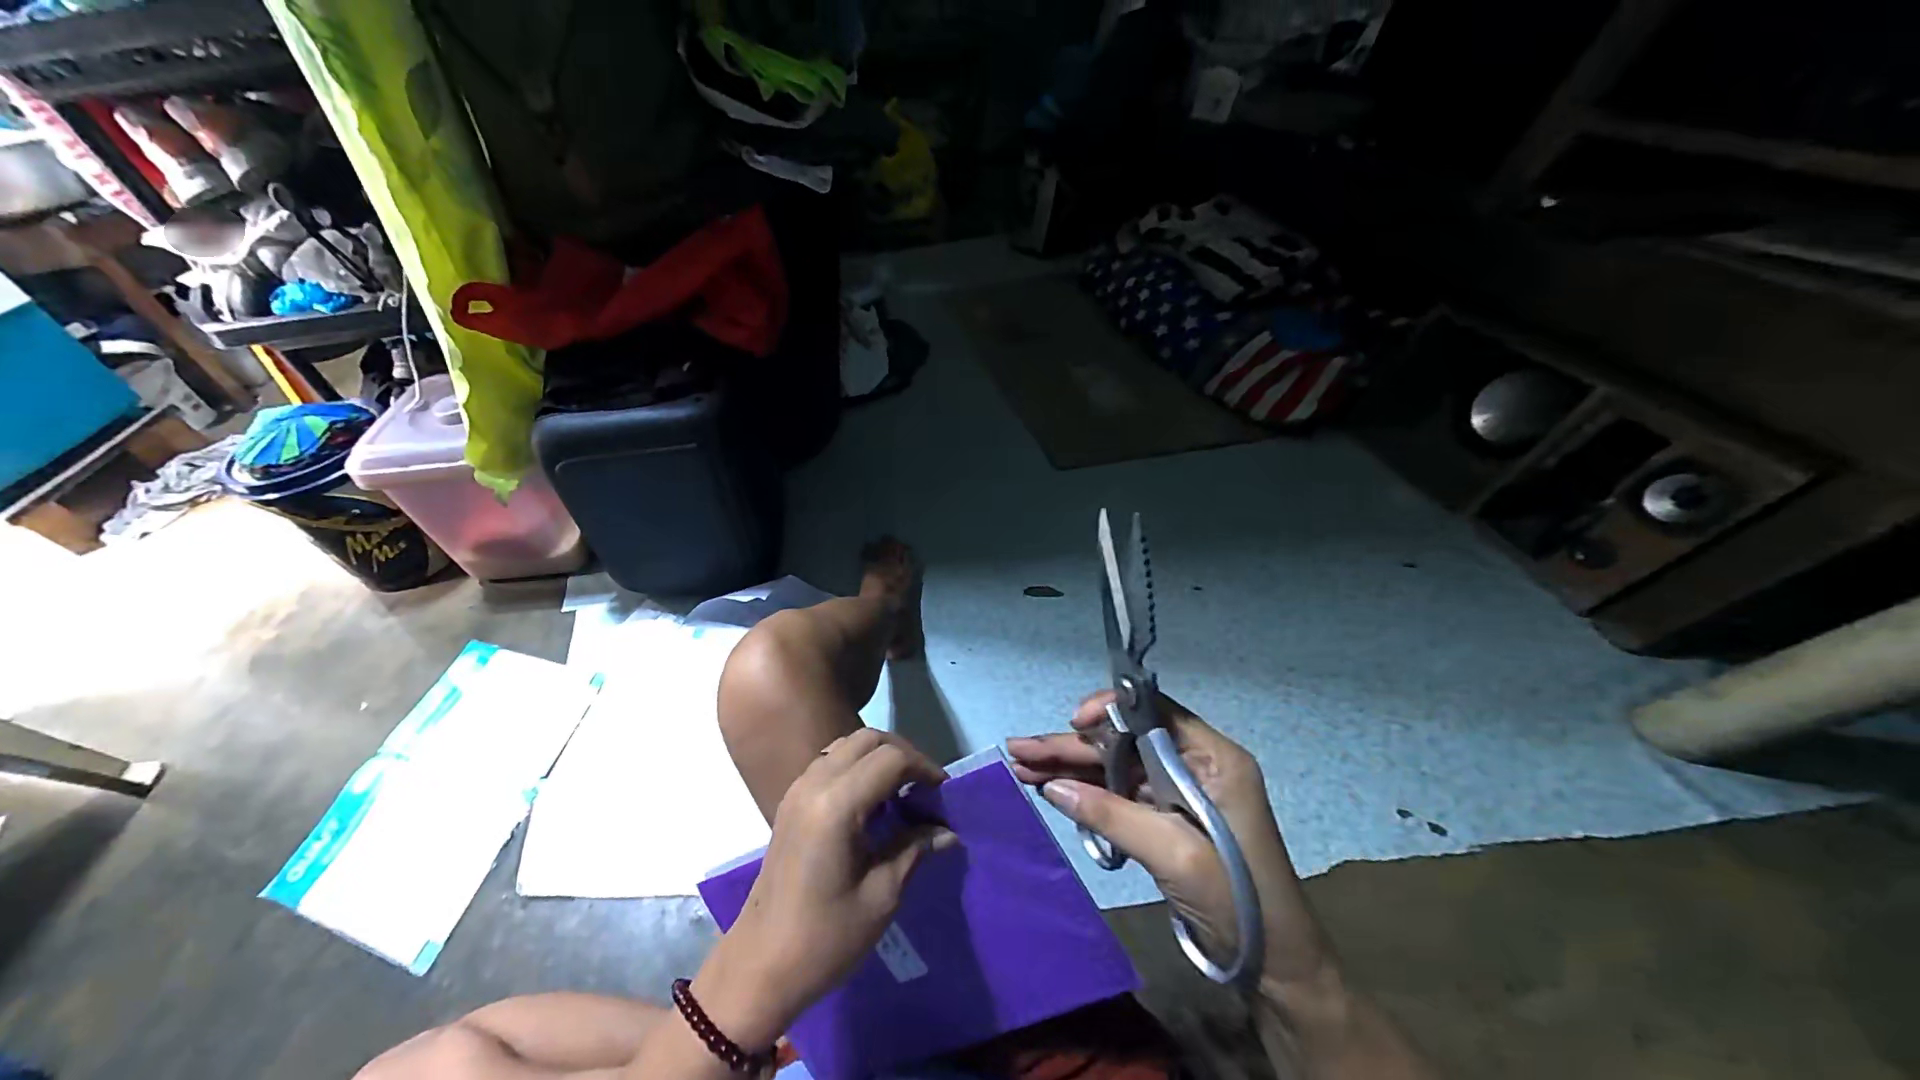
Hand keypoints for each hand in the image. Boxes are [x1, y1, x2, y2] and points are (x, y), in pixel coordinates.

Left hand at [695, 729, 956, 1048]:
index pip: (891, 759)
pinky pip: (830, 762)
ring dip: (880, 757)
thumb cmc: (825, 938)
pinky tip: (873, 802)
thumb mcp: (882, 896)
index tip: (944, 795)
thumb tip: (947, 831)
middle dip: (905, 755)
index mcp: (837, 806)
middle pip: (869, 740)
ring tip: (903, 792)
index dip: (925, 768)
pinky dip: (858, 766)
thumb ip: (914, 849)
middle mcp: (814, 785)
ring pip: (847, 746)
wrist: (760, 965)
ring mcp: (798, 790)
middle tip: (926, 788)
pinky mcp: (790, 802)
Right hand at [1006, 691, 1331, 989]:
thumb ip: (1112, 814)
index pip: (1154, 711)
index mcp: (1213, 758)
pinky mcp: (1167, 818)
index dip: (1109, 709)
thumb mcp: (1174, 854)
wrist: (1276, 966)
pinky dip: (1084, 791)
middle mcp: (1195, 765)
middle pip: (1124, 740)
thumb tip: (1052, 788)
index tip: (1073, 722)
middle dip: (1073, 744)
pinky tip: (1050, 788)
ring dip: (1070, 767)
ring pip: (1116, 766)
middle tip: (1021, 748)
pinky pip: (1119, 793)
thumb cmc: (1238, 899)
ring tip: (1021, 765)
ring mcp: (1179, 791)